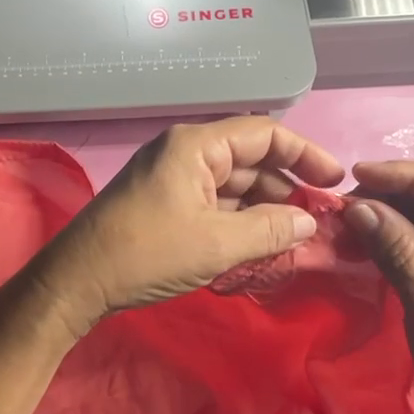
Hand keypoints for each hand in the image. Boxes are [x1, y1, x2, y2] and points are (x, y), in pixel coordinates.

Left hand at [31, 118, 345, 327]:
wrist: (78, 280)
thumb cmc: (148, 253)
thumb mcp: (217, 244)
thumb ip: (270, 230)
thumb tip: (310, 222)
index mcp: (195, 146)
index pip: (264, 134)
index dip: (305, 154)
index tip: (335, 182)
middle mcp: (184, 152)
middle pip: (250, 159)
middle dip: (287, 187)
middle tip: (320, 219)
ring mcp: (172, 177)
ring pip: (233, 184)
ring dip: (265, 207)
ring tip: (297, 236)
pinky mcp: (165, 202)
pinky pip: (214, 202)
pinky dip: (240, 219)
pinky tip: (262, 242)